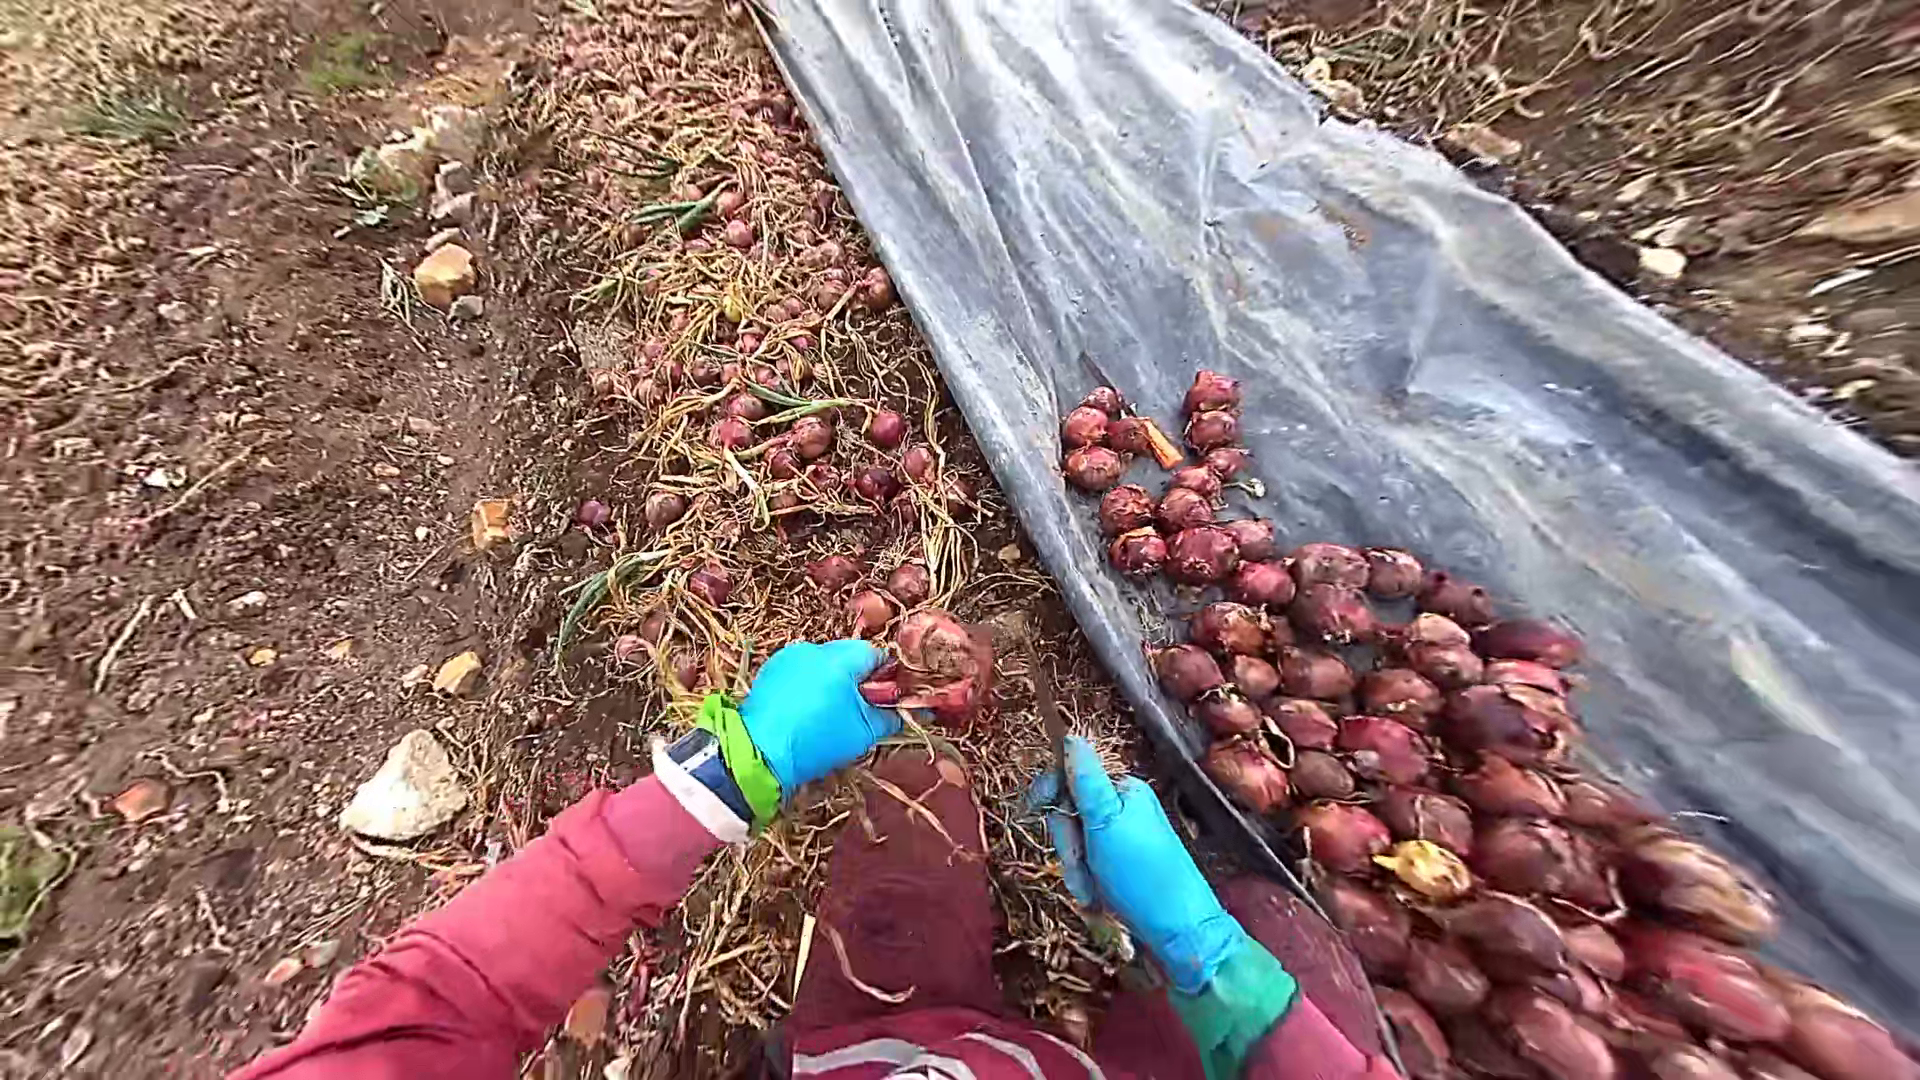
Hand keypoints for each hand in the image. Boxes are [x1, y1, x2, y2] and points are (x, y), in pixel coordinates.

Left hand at [741, 639, 899, 795]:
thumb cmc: (816, 741)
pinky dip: (809, 682)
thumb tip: (914, 711)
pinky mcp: (772, 668)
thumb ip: (891, 716)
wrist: (758, 754)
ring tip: (829, 710)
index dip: (884, 675)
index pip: (875, 654)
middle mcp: (814, 649)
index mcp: (840, 658)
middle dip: (857, 677)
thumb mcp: (862, 732)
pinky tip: (806, 707)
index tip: (882, 698)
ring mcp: (790, 656)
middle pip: (849, 654)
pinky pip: (802, 668)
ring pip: (825, 661)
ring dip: (833, 678)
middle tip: (858, 708)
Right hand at [1028, 736, 1247, 993]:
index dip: (1050, 789)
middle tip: (1079, 866)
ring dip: (1076, 869)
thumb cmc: (1143, 875)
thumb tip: (1071, 737)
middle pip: (1070, 811)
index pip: (1073, 774)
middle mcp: (1121, 809)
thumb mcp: (1106, 822)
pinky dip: (1086, 882)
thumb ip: (1085, 779)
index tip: (1034, 806)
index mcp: (1121, 790)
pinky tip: (1096, 900)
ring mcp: (1120, 838)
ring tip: (1089, 892)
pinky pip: (1087, 865)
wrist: (1181, 936)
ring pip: (1075, 842)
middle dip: (1068, 843)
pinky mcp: (1119, 866)